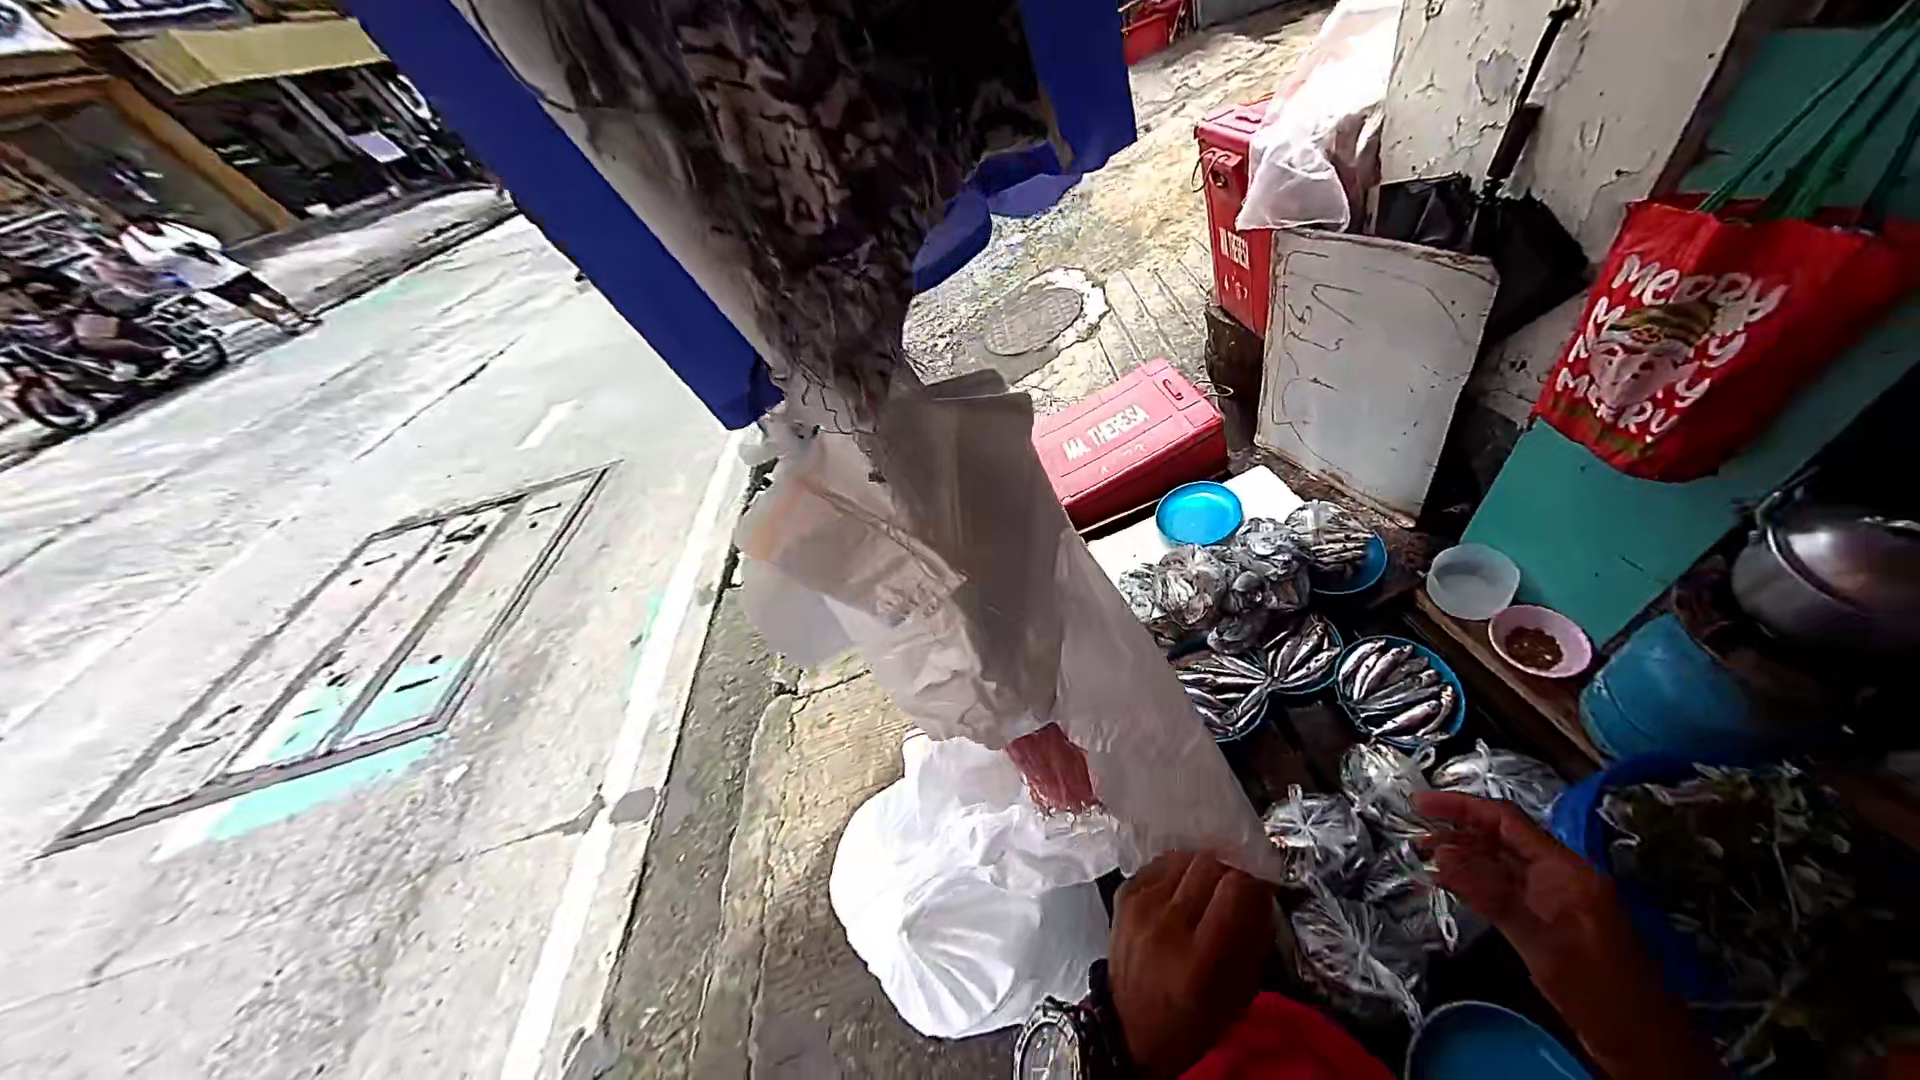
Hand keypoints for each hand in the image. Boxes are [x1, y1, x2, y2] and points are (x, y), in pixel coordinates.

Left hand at [1107, 852, 1274, 1079]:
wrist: (1127, 1026)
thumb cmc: (1190, 1021)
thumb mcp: (1237, 995)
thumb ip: (1253, 941)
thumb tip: (1262, 892)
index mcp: (1200, 957)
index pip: (1234, 889)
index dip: (1255, 878)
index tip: (1264, 881)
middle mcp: (1167, 923)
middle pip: (1209, 864)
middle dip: (1232, 868)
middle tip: (1240, 882)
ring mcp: (1141, 903)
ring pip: (1185, 857)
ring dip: (1205, 866)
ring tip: (1212, 885)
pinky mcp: (1124, 892)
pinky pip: (1161, 864)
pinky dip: (1179, 870)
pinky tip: (1184, 888)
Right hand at [1414, 792, 1722, 1079]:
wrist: (1644, 1046)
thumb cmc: (1598, 991)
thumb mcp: (1539, 940)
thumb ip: (1488, 893)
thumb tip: (1441, 854)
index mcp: (1566, 871)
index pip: (1506, 820)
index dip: (1461, 806)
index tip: (1422, 804)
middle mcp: (1560, 875)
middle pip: (1501, 836)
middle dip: (1456, 830)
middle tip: (1416, 833)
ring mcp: (1554, 896)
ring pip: (1499, 860)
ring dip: (1461, 854)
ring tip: (1423, 856)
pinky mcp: (1547, 916)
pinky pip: (1503, 884)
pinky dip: (1473, 878)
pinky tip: (1447, 882)